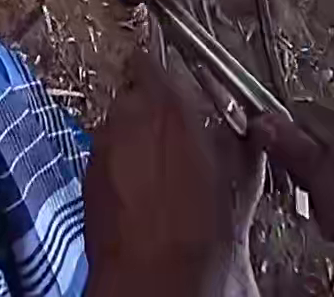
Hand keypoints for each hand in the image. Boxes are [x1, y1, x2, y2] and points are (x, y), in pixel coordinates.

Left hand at [86, 49, 262, 296]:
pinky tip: (140, 191)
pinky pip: (106, 151)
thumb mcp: (238, 181)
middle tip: (173, 135)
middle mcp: (129, 114)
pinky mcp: (88, 170)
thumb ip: (237, 141)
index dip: (158, 65)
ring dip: (135, 135)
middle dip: (151, 107)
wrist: (154, 283)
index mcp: (168, 106)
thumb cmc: (200, 236)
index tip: (166, 73)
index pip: (150, 60)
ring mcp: (104, 141)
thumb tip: (245, 129)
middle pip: (134, 91)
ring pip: (119, 122)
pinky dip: (120, 162)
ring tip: (159, 171)